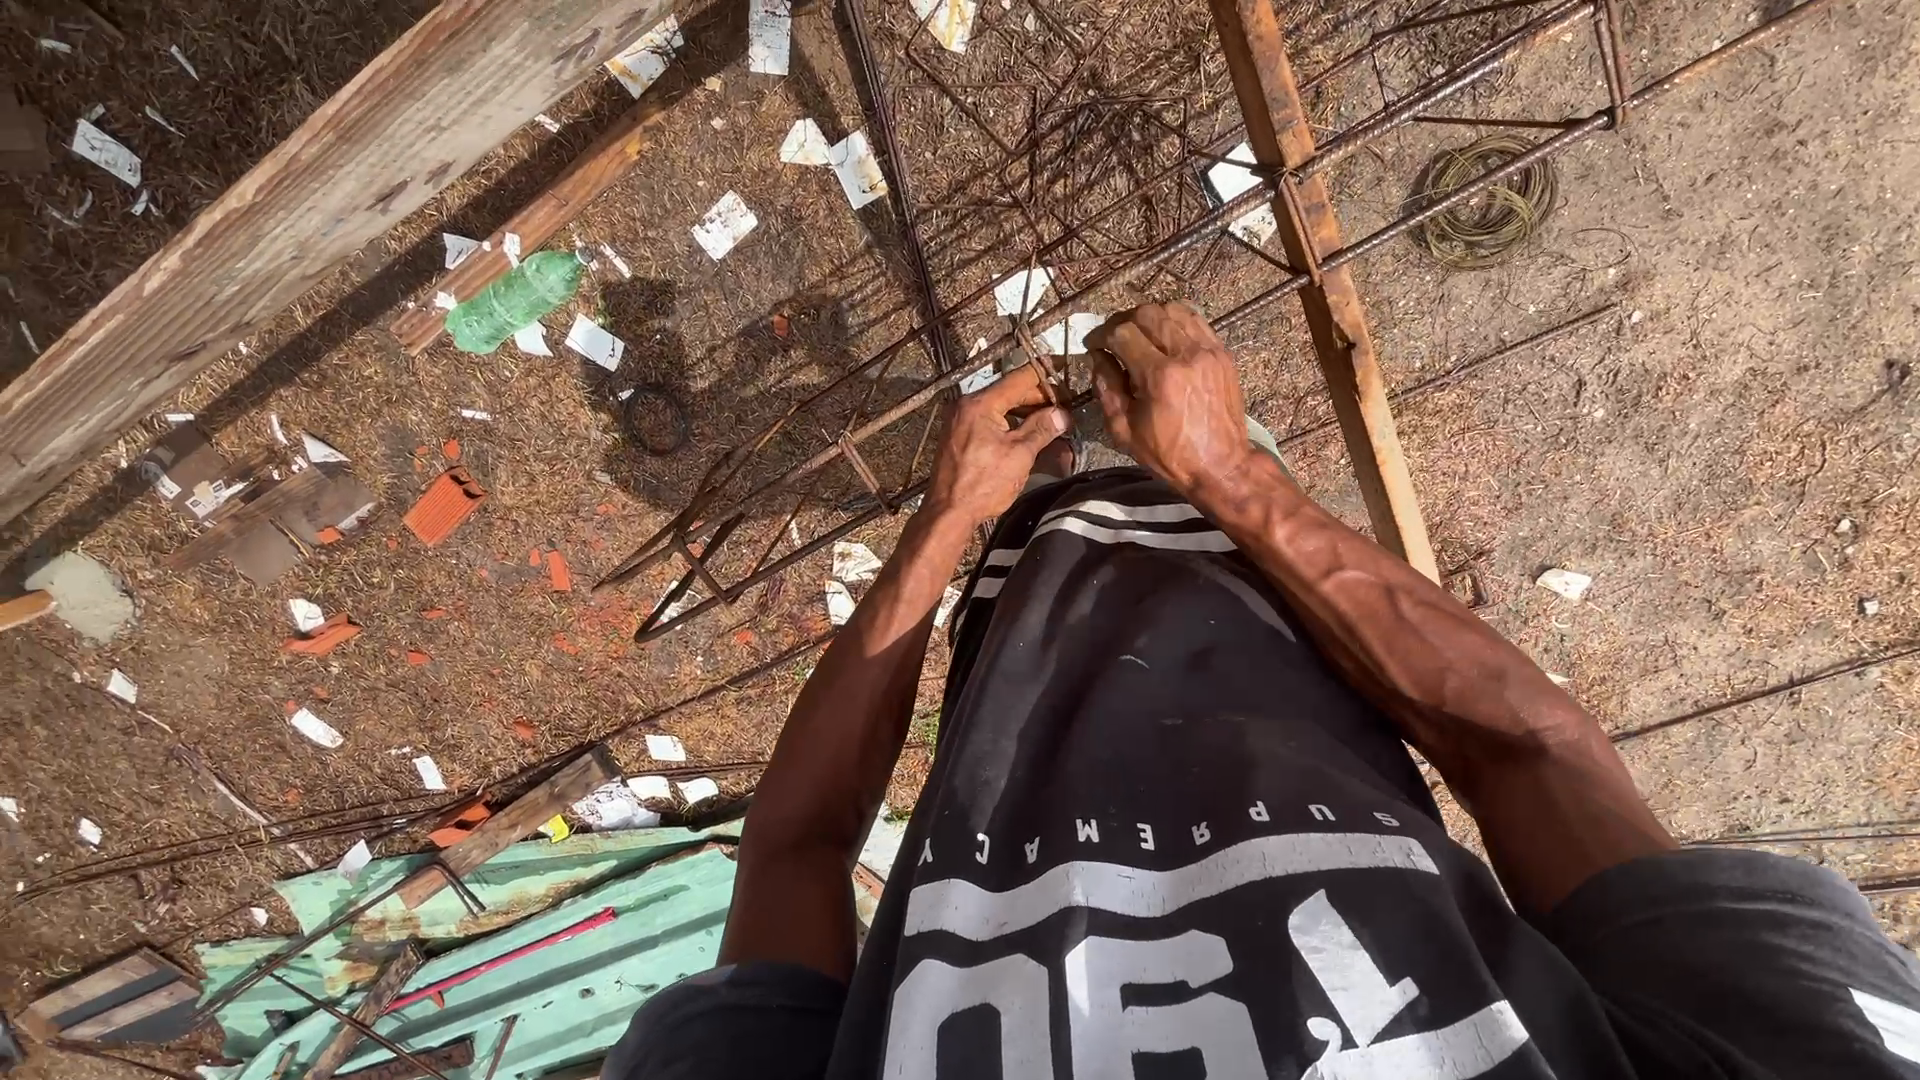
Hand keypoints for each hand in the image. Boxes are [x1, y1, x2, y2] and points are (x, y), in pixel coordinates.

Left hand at [924, 366, 1067, 528]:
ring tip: (1050, 425)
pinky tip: (1026, 437)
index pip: (1019, 379)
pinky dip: (1008, 426)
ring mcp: (959, 422)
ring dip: (1024, 415)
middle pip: (1008, 393)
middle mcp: (965, 406)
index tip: (1063, 371)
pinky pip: (988, 423)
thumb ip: (1042, 429)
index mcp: (979, 404)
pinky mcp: (958, 437)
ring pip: (999, 409)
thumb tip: (1062, 415)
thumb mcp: (1019, 455)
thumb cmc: (982, 485)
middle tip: (1062, 408)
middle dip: (1037, 400)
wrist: (948, 512)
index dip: (1045, 375)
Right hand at [1087, 303, 1256, 497]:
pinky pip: (1195, 319)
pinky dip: (1173, 321)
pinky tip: (1163, 337)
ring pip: (1172, 309)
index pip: (1122, 333)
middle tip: (1112, 339)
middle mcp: (1186, 354)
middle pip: (1146, 313)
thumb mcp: (1123, 430)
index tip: (1093, 346)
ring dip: (1149, 317)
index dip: (1101, 335)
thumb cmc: (1168, 454)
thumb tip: (1097, 357)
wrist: (1219, 464)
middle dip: (1122, 322)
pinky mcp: (1222, 352)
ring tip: (1138, 335)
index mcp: (1159, 376)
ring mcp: (1208, 350)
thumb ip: (1106, 389)